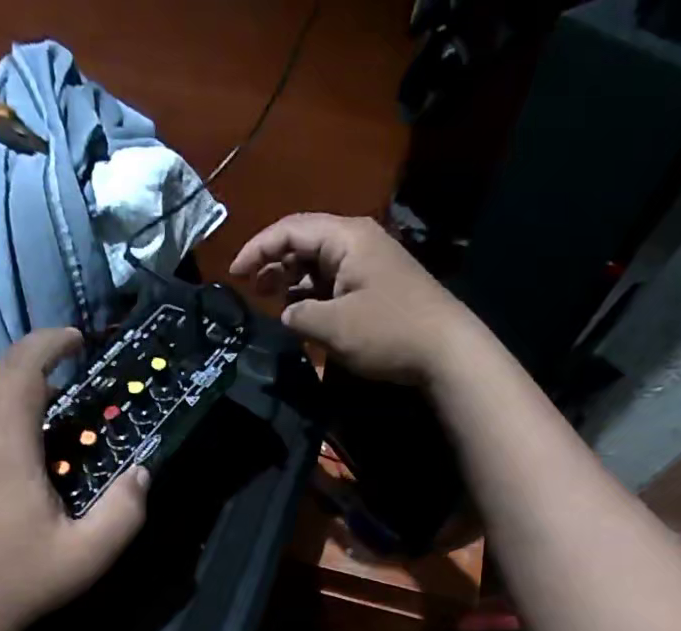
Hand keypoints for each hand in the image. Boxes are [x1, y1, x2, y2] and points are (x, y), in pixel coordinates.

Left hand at [0, 328, 148, 630]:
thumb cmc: (17, 584)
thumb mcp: (88, 555)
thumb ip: (125, 510)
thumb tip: (142, 472)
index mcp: (1, 444)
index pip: (21, 365)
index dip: (50, 341)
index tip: (78, 339)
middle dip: (35, 372)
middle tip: (70, 394)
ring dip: (9, 398)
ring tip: (40, 424)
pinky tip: (3, 458)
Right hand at [230, 214, 489, 384]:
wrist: (446, 351)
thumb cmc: (388, 331)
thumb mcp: (332, 326)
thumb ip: (298, 315)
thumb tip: (289, 313)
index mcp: (346, 237)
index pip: (290, 229)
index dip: (257, 249)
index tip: (233, 275)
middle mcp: (357, 241)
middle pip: (304, 241)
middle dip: (273, 263)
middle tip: (252, 291)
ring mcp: (369, 262)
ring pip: (318, 262)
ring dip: (292, 280)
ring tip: (272, 302)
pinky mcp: (376, 284)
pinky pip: (334, 280)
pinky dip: (313, 292)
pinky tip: (302, 312)